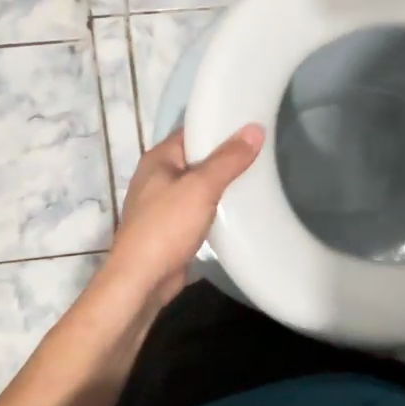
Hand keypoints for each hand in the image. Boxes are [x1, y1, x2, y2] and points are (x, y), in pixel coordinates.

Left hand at [104, 125, 263, 305]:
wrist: (141, 281)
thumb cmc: (166, 227)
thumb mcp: (201, 188)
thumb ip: (228, 159)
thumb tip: (255, 129)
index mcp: (158, 158)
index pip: (193, 130)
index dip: (221, 126)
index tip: (253, 124)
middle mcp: (157, 176)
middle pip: (197, 157)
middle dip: (227, 155)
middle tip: (263, 150)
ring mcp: (162, 203)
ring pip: (199, 184)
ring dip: (222, 183)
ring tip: (258, 176)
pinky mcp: (171, 228)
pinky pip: (198, 208)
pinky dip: (216, 206)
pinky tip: (239, 209)